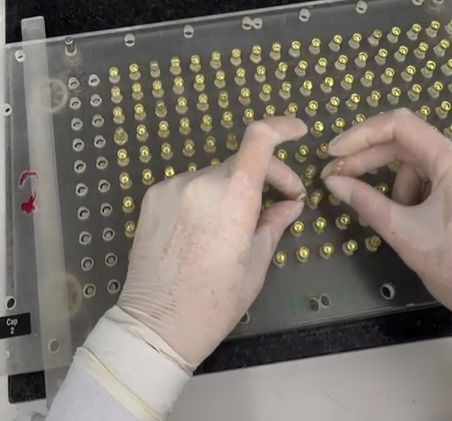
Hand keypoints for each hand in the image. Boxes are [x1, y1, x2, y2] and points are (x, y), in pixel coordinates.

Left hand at [117, 116, 307, 363]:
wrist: (156, 325)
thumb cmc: (215, 302)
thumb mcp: (255, 266)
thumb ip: (273, 224)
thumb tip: (290, 204)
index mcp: (233, 196)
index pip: (260, 138)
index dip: (282, 126)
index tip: (298, 131)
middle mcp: (201, 180)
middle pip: (240, 162)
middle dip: (266, 175)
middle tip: (284, 200)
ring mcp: (173, 185)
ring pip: (213, 176)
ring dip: (231, 190)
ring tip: (235, 227)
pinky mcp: (152, 196)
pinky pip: (188, 187)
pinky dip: (203, 198)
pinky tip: (203, 230)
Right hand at [321, 110, 451, 324]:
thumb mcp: (405, 235)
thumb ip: (365, 201)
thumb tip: (332, 181)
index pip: (400, 126)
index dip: (361, 135)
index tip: (334, 153)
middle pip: (409, 143)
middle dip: (373, 160)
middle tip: (341, 178)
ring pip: (422, 163)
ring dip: (400, 186)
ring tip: (400, 222)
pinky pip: (439, 176)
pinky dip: (419, 192)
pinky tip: (418, 221)